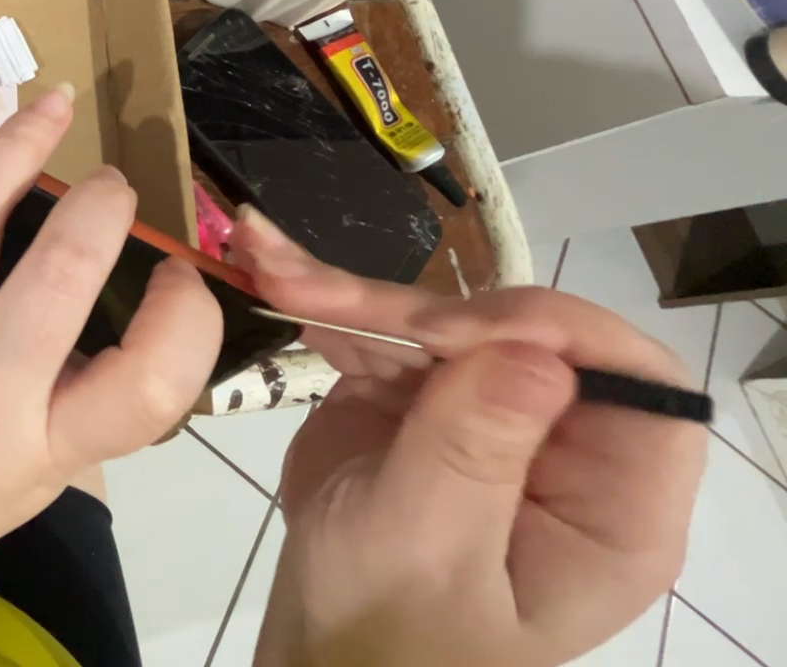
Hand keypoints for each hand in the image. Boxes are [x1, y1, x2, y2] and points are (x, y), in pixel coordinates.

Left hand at [0, 81, 225, 666]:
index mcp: (39, 443)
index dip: (188, 321)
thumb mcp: (35, 483)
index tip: (182, 277)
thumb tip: (133, 318)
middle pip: (61, 272)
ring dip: (20, 148)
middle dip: (102, 209)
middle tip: (113, 187)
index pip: (147, 385)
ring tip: (55, 107)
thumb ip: (84, 407)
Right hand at [233, 210, 706, 666]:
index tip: (442, 330)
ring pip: (423, 325)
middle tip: (294, 283)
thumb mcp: (429, 547)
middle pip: (498, 336)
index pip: (629, 383)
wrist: (323, 641)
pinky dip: (318, 307)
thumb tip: (529, 351)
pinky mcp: (400, 402)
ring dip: (339, 290)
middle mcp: (545, 440)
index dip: (551, 334)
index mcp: (603, 497)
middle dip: (396, 305)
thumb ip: (473, 452)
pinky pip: (369, 338)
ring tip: (260, 259)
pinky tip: (269, 282)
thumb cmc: (391, 623)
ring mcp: (467, 415)